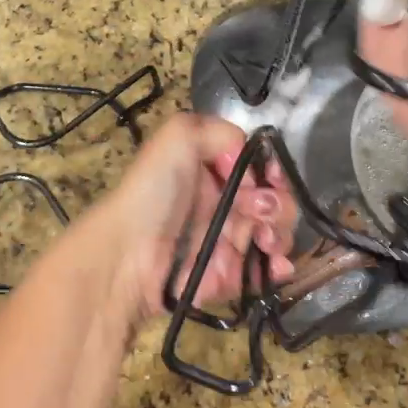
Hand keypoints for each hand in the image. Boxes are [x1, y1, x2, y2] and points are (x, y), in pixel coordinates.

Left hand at [81, 113, 297, 327]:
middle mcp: (223, 200)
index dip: (272, 172)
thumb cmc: (153, 191)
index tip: (271, 180)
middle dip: (278, 205)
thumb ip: (220, 132)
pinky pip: (260, 271)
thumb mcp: (179, 135)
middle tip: (260, 212)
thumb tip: (250, 165)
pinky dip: (274, 268)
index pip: (260, 167)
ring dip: (279, 235)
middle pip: (272, 201)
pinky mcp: (226, 276)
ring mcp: (226, 239)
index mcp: (213, 167)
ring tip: (265, 241)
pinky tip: (275, 265)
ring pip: (272, 235)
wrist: (128, 256)